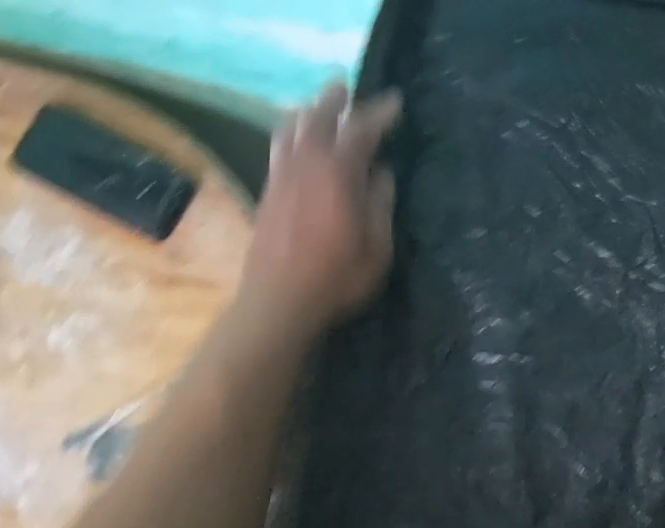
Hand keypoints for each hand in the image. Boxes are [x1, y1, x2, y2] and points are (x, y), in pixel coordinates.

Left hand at [239, 83, 402, 332]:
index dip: (379, 114)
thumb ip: (381, 206)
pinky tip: (298, 140)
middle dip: (336, 102)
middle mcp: (307, 164)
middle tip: (349, 92)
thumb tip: (382, 175)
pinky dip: (292, 132)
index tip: (396, 104)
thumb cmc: (337, 279)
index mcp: (339, 175)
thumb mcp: (377, 250)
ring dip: (309, 111)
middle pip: (319, 117)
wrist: (280, 299)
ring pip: (293, 127)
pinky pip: (280, 146)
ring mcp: (282, 175)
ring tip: (320, 108)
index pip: (361, 130)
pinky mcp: (268, 190)